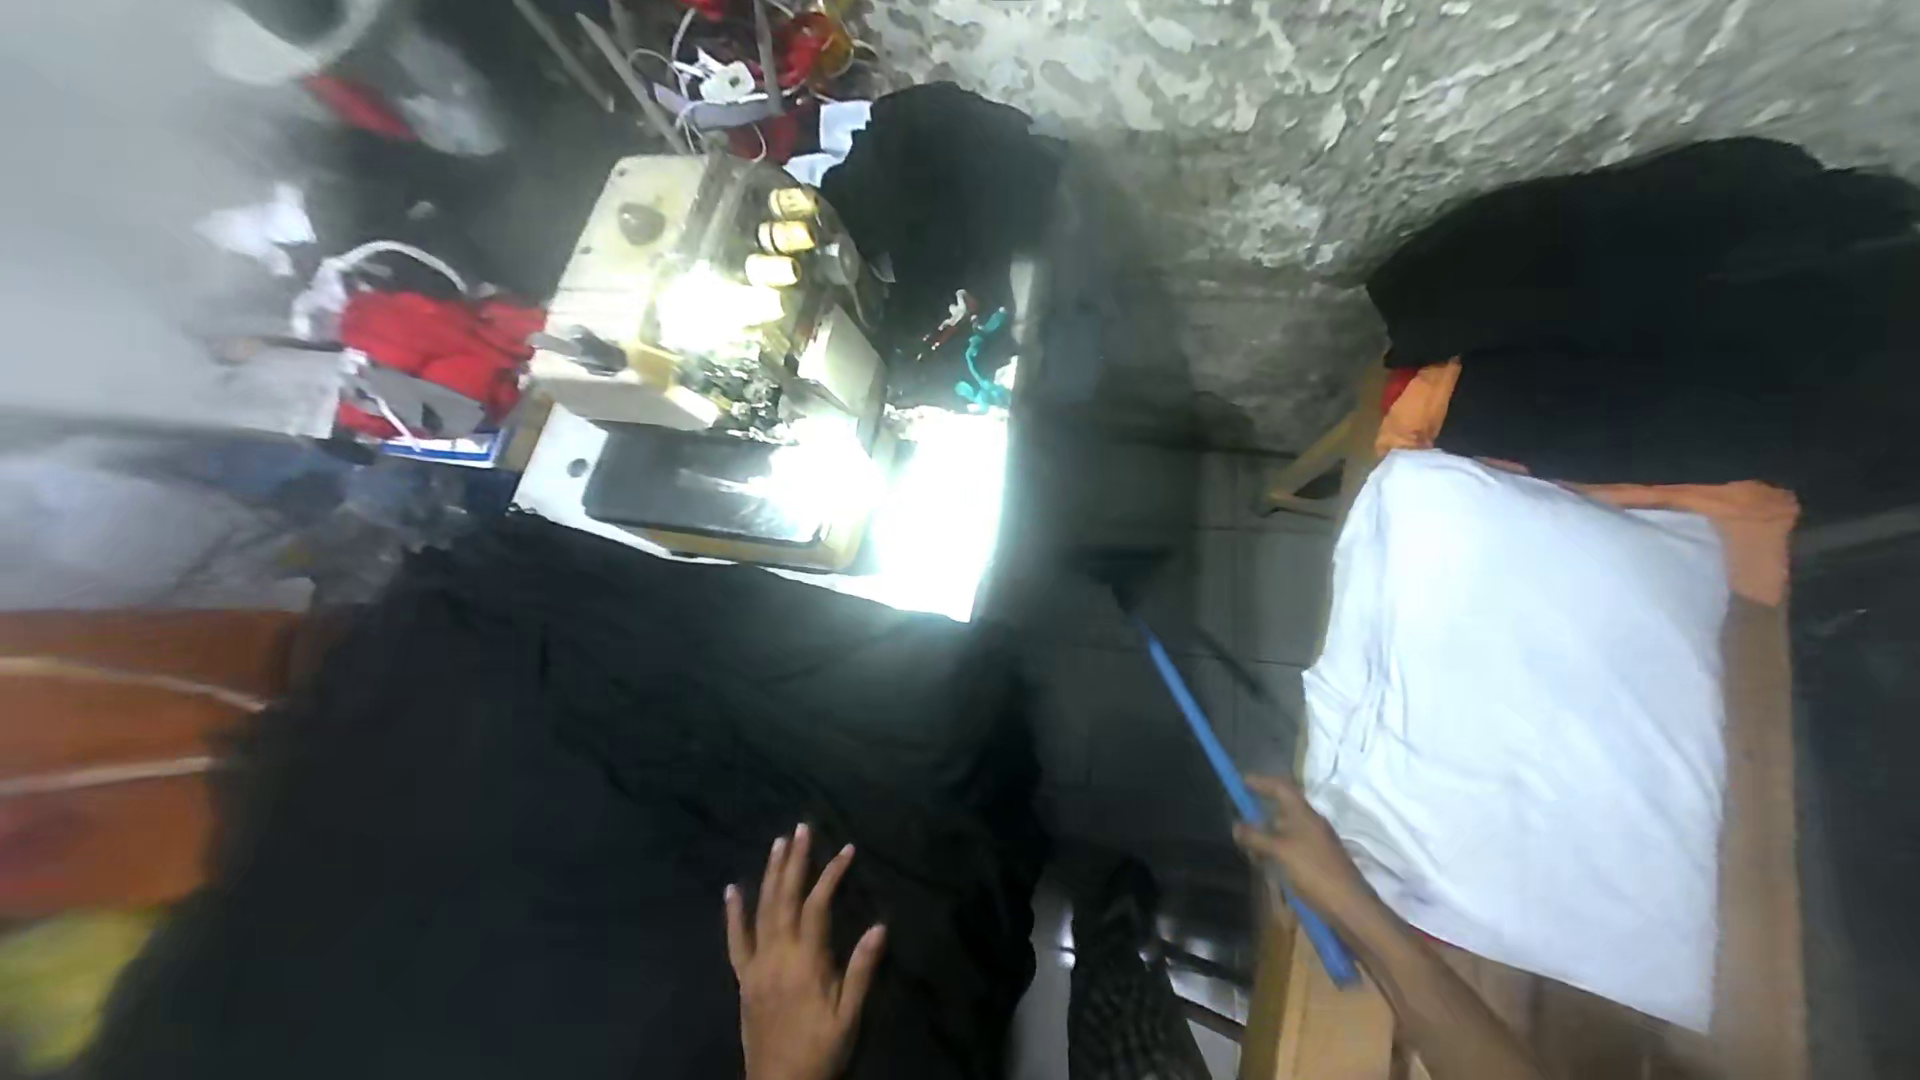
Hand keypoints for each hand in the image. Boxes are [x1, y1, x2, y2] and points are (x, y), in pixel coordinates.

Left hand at [725, 823, 886, 1079]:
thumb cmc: (820, 1050)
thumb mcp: (849, 1016)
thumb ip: (861, 970)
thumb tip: (880, 926)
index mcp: (805, 961)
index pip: (818, 905)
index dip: (832, 874)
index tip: (847, 849)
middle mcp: (777, 955)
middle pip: (785, 897)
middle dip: (795, 860)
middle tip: (803, 827)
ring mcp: (756, 965)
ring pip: (762, 909)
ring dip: (771, 873)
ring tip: (778, 842)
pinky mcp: (744, 978)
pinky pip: (735, 941)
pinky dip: (734, 913)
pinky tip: (732, 889)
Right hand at [1233, 774, 1382, 926]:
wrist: (1352, 909)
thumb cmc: (1315, 872)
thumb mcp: (1279, 852)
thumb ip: (1256, 837)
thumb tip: (1236, 825)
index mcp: (1304, 814)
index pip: (1281, 787)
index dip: (1261, 781)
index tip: (1242, 782)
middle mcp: (1312, 823)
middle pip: (1283, 808)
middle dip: (1261, 813)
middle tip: (1241, 822)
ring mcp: (1317, 843)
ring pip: (1286, 830)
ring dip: (1267, 835)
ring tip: (1251, 849)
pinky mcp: (1319, 861)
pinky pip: (1292, 847)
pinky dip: (1277, 850)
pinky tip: (1268, 864)